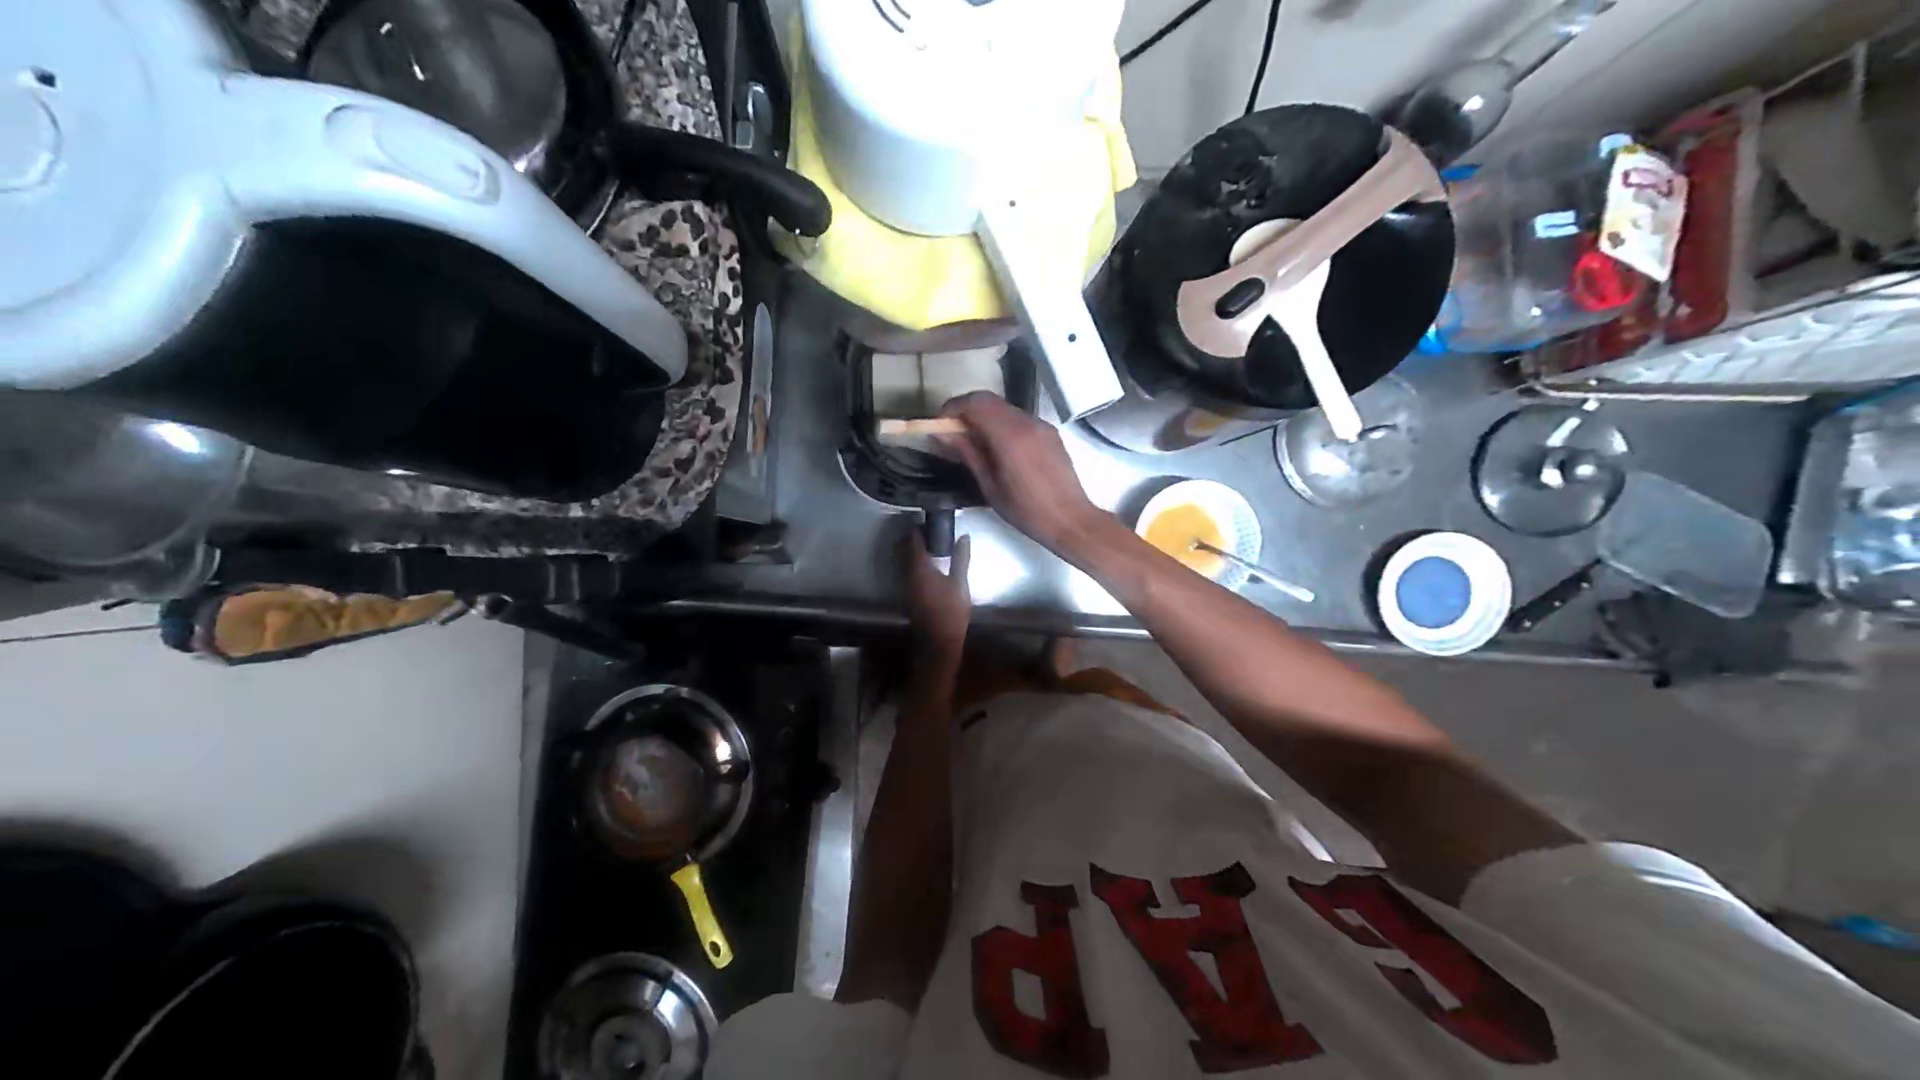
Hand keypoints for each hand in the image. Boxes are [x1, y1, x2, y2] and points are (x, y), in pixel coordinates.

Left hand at [902, 530, 971, 661]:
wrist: (938, 641)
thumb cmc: (951, 611)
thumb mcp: (960, 583)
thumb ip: (960, 558)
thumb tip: (964, 537)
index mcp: (919, 568)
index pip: (912, 541)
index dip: (918, 528)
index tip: (928, 521)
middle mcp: (907, 574)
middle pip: (904, 549)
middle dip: (913, 538)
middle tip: (930, 531)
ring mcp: (905, 585)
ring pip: (904, 560)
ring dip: (913, 551)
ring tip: (931, 546)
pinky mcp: (908, 594)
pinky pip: (907, 571)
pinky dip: (914, 563)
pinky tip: (929, 565)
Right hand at [937, 393, 1108, 557]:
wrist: (1070, 519)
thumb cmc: (1027, 510)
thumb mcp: (990, 486)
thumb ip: (968, 454)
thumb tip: (945, 434)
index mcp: (1010, 436)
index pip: (976, 403)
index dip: (953, 408)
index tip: (940, 424)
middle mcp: (1027, 422)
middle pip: (989, 400)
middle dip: (966, 411)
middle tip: (952, 433)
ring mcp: (1041, 425)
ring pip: (1004, 408)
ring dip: (984, 417)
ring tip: (973, 443)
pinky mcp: (1049, 432)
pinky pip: (1019, 419)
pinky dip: (1001, 424)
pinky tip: (997, 448)